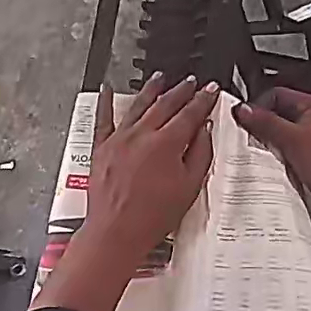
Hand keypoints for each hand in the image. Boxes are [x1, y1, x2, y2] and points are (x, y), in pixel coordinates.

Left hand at [33, 74, 220, 310]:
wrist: (116, 231)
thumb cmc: (151, 216)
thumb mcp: (189, 187)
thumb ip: (199, 154)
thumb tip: (204, 131)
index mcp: (166, 143)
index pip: (190, 113)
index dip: (203, 100)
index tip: (209, 91)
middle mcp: (142, 135)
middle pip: (165, 104)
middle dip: (181, 91)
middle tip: (191, 83)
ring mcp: (119, 139)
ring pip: (138, 105)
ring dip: (151, 90)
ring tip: (160, 79)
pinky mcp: (101, 148)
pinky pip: (103, 119)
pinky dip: (105, 102)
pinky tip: (106, 90)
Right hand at [232, 87, 310, 212]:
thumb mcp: (291, 138)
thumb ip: (265, 123)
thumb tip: (244, 110)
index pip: (275, 94)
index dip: (258, 105)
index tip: (245, 120)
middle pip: (277, 113)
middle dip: (262, 124)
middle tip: (252, 136)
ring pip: (281, 132)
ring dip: (270, 141)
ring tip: (266, 150)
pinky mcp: (309, 154)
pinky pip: (286, 148)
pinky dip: (278, 153)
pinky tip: (276, 162)